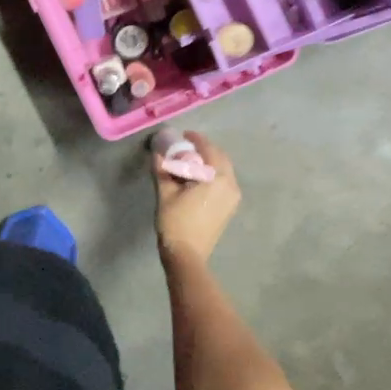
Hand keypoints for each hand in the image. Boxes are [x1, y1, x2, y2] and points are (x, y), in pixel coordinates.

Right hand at [152, 131, 239, 265]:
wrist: (187, 254)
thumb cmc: (175, 222)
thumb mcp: (165, 194)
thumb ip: (162, 170)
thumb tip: (157, 154)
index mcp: (217, 178)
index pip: (209, 150)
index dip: (196, 139)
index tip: (184, 135)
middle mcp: (230, 184)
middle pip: (220, 158)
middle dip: (204, 149)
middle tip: (186, 147)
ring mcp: (233, 197)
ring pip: (223, 170)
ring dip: (209, 162)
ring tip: (190, 162)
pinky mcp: (230, 206)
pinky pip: (224, 181)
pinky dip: (212, 174)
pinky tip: (197, 178)